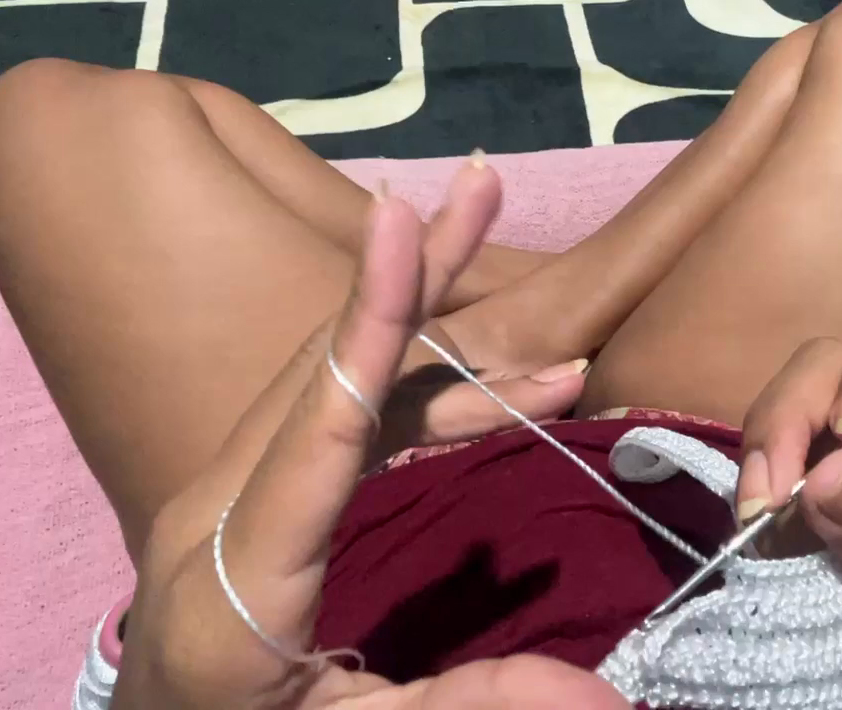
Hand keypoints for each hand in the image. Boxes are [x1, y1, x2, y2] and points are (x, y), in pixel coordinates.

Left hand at [114, 161, 628, 709]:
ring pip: (342, 371)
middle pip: (334, 355)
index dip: (368, 311)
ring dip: (436, 331)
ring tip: (545, 345)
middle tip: (480, 184)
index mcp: (233, 579)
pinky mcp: (259, 480)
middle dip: (416, 268)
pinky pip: (345, 408)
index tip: (399, 214)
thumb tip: (618, 704)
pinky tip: (487, 395)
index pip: (321, 420)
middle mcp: (222, 502)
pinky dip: (421, 389)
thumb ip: (477, 709)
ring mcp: (235, 482)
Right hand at [736, 307, 841, 709]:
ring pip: (788, 398)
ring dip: (765, 443)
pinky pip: (761, 449)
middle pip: (834, 362)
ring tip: (760, 514)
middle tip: (779, 486)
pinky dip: (750, 476)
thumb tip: (826, 475)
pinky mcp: (799, 478)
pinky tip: (754, 522)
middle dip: (800, 411)